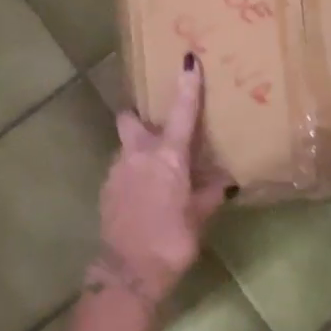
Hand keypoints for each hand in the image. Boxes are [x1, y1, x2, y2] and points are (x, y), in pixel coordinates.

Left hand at [94, 55, 235, 307]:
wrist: (127, 271)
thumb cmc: (171, 241)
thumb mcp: (198, 218)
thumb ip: (209, 196)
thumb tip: (224, 182)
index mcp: (167, 156)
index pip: (181, 112)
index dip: (187, 86)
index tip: (187, 59)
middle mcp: (138, 155)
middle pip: (131, 120)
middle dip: (140, 117)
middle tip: (156, 127)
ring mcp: (117, 171)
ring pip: (126, 147)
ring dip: (139, 152)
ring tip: (156, 172)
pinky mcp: (106, 190)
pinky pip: (121, 171)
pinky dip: (133, 174)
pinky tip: (144, 195)